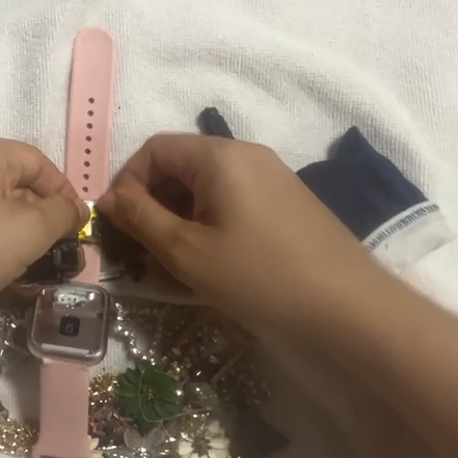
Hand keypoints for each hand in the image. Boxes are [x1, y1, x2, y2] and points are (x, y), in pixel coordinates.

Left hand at [0, 135, 87, 325]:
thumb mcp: (30, 233)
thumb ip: (61, 215)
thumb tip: (72, 209)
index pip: (39, 162)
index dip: (63, 194)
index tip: (75, 228)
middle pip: (9, 178)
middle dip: (34, 212)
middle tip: (48, 247)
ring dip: (6, 225)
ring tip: (15, 259)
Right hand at [98, 134, 371, 327]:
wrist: (350, 309)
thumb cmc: (259, 276)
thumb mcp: (186, 252)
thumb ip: (139, 218)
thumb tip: (107, 197)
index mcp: (219, 155)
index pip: (154, 149)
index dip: (127, 182)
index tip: (119, 225)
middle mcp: (245, 153)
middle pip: (179, 163)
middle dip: (152, 200)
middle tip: (142, 247)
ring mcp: (271, 174)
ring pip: (205, 183)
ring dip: (178, 213)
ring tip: (174, 257)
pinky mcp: (287, 199)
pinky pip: (231, 196)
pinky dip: (208, 219)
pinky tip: (212, 257)